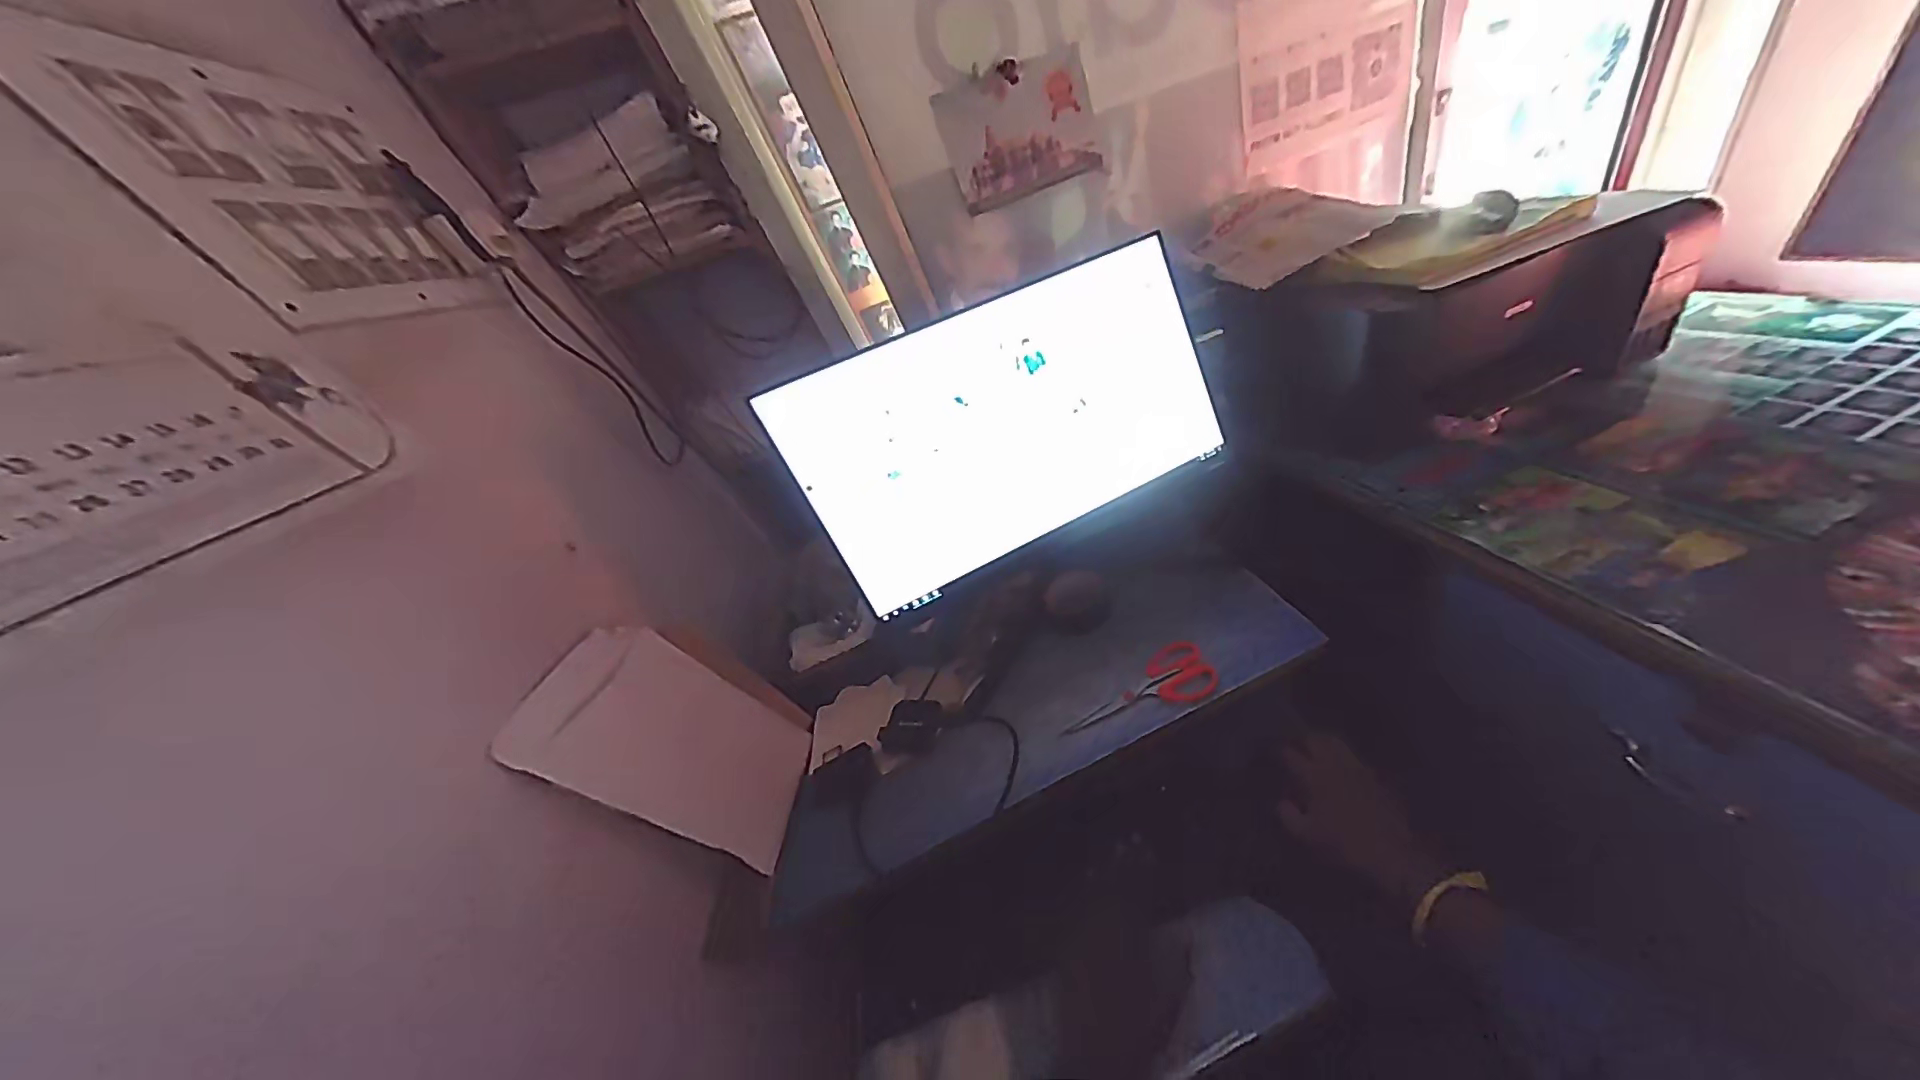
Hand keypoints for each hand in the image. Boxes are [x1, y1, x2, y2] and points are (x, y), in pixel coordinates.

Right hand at [1277, 732, 1446, 909]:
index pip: (1290, 754)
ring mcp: (1359, 769)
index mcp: (1314, 776)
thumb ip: (1289, 816)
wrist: (1397, 856)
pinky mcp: (1377, 778)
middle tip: (1294, 743)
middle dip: (1302, 738)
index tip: (1271, 751)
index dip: (1279, 750)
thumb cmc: (1346, 846)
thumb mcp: (1308, 836)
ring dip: (1324, 743)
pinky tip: (1340, 768)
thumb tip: (1282, 802)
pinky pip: (1354, 758)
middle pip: (1316, 739)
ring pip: (1338, 744)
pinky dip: (1343, 757)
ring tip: (1315, 749)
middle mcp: (1335, 765)